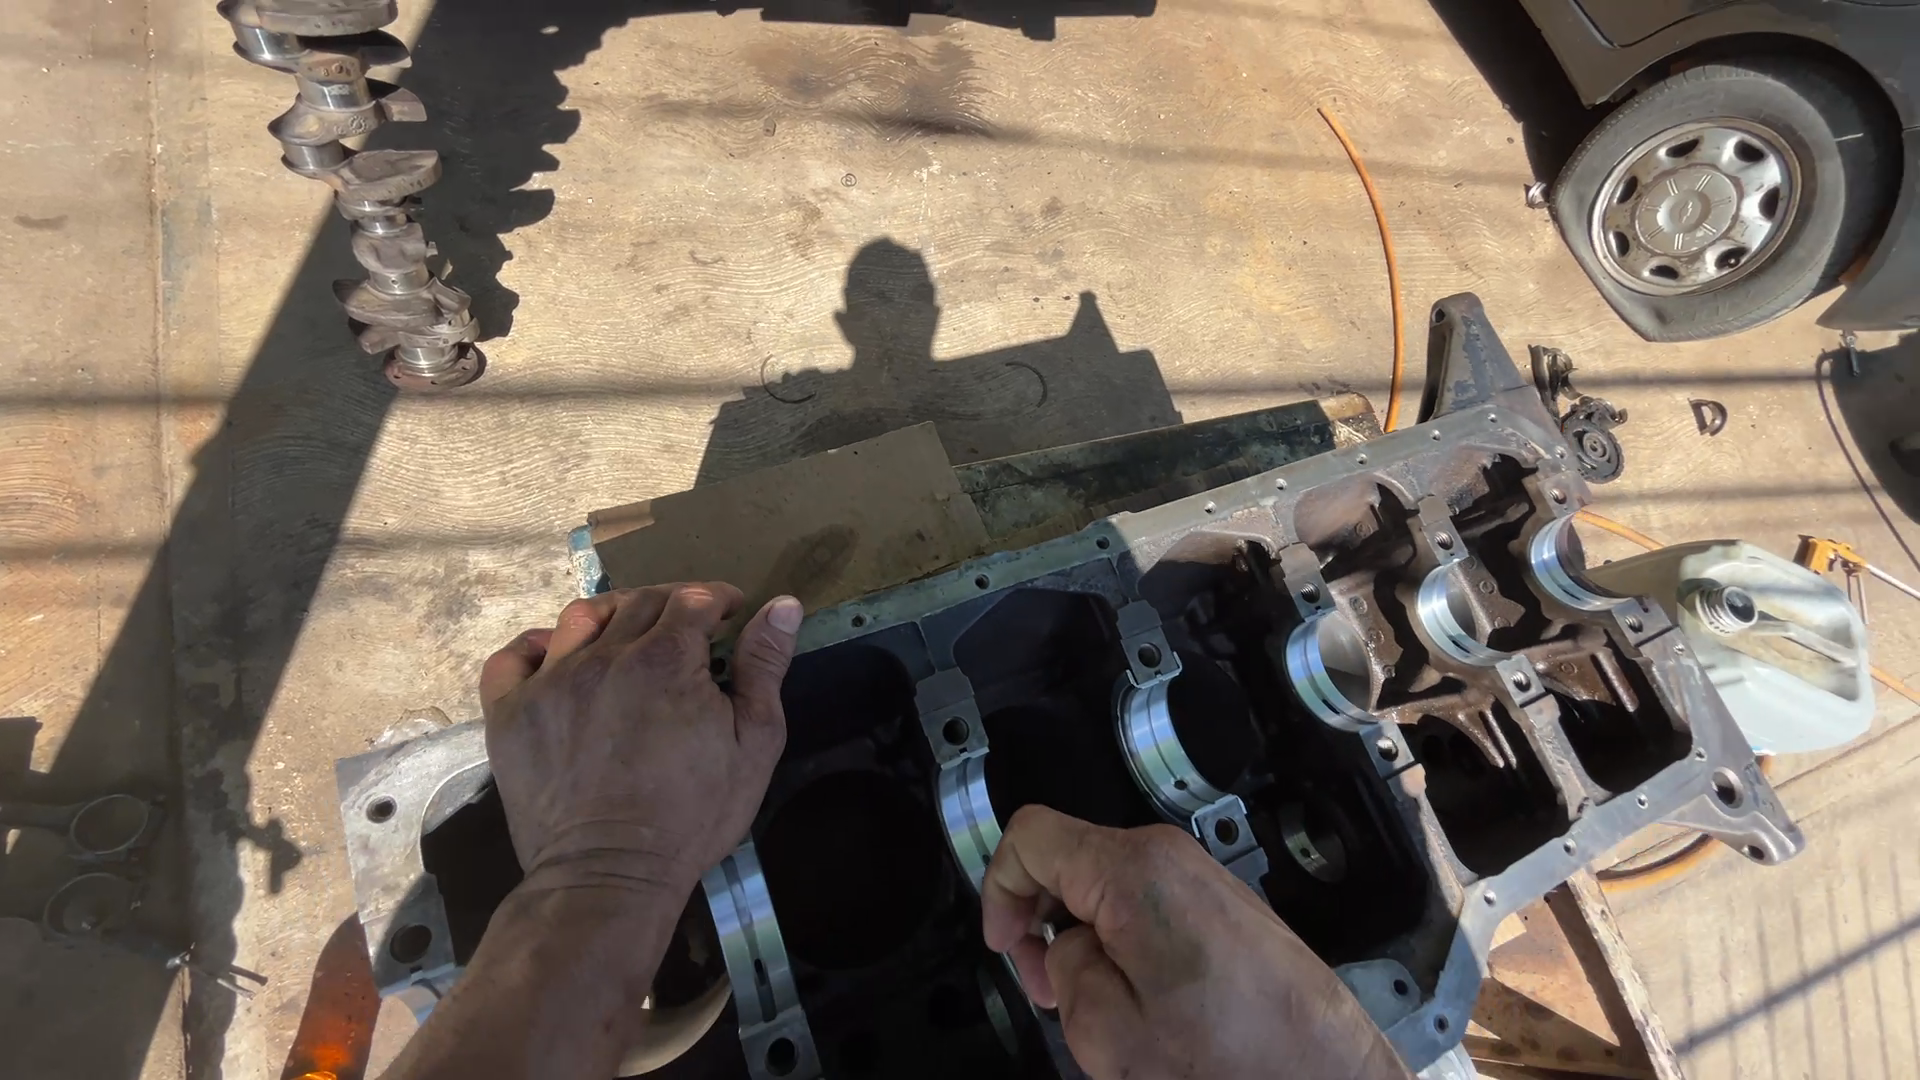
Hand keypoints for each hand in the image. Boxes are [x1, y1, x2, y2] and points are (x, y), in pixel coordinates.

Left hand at [480, 583, 803, 901]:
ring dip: (616, 613)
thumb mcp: (756, 740)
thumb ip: (766, 665)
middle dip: (675, 603)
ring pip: (582, 616)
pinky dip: (538, 645)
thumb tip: (785, 603)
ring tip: (633, 635)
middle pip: (642, 600)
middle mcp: (606, 656)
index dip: (718, 599)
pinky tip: (560, 657)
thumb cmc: (695, 812)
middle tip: (693, 628)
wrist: (610, 877)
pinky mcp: (510, 713)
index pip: (694, 598)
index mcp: (667, 659)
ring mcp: (551, 682)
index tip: (731, 613)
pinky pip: (514, 656)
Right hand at [982, 805, 1409, 1079]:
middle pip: (1065, 856)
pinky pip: (1139, 898)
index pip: (1031, 834)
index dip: (999, 885)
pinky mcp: (1214, 898)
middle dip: (1040, 916)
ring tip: (1096, 1000)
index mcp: (1133, 869)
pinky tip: (1134, 994)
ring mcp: (1194, 872)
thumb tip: (1064, 946)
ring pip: (1100, 880)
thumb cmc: (1239, 1062)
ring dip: (1080, 933)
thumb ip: (1063, 968)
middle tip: (1046, 985)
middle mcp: (1165, 854)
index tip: (1002, 940)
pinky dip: (1116, 935)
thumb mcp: (1111, 1033)